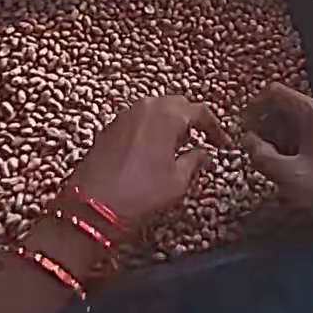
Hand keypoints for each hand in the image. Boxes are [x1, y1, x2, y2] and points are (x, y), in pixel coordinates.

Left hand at [68, 96, 229, 228]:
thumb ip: (195, 161)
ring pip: (155, 109)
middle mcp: (146, 107)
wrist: (90, 208)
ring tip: (177, 147)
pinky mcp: (109, 127)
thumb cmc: (138, 194)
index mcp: (167, 115)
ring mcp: (124, 115)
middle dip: (192, 121)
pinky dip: (150, 128)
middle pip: (177, 105)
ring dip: (169, 123)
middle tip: (201, 141)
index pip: (200, 111)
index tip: (222, 143)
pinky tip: (153, 150)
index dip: (215, 127)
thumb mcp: (177, 181)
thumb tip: (204, 154)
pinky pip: (138, 119)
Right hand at [242, 84, 312, 266]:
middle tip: (259, 151)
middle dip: (270, 127)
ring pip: (302, 121)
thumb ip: (261, 154)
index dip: (256, 107)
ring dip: (285, 139)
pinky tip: (297, 169)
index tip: (245, 127)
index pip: (277, 93)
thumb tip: (248, 140)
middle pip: (289, 107)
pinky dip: (301, 144)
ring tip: (278, 165)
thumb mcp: (287, 176)